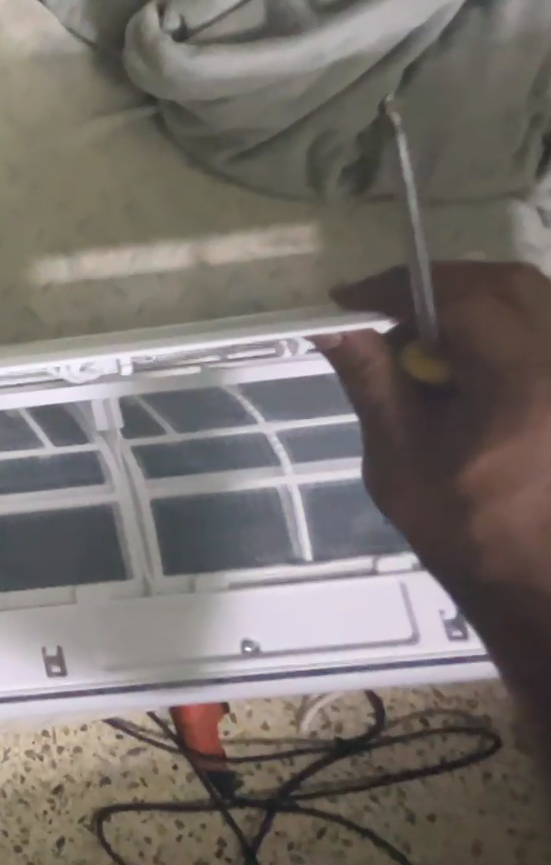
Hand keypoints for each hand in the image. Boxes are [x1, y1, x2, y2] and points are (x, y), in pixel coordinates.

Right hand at [317, 262, 550, 590]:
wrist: (544, 579)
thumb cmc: (463, 524)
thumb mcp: (398, 453)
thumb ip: (373, 380)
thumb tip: (335, 327)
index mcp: (524, 385)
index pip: (463, 299)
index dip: (399, 286)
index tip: (347, 300)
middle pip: (513, 286)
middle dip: (438, 285)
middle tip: (383, 309)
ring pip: (536, 304)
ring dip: (470, 306)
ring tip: (419, 340)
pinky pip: (543, 333)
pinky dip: (498, 331)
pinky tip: (462, 364)